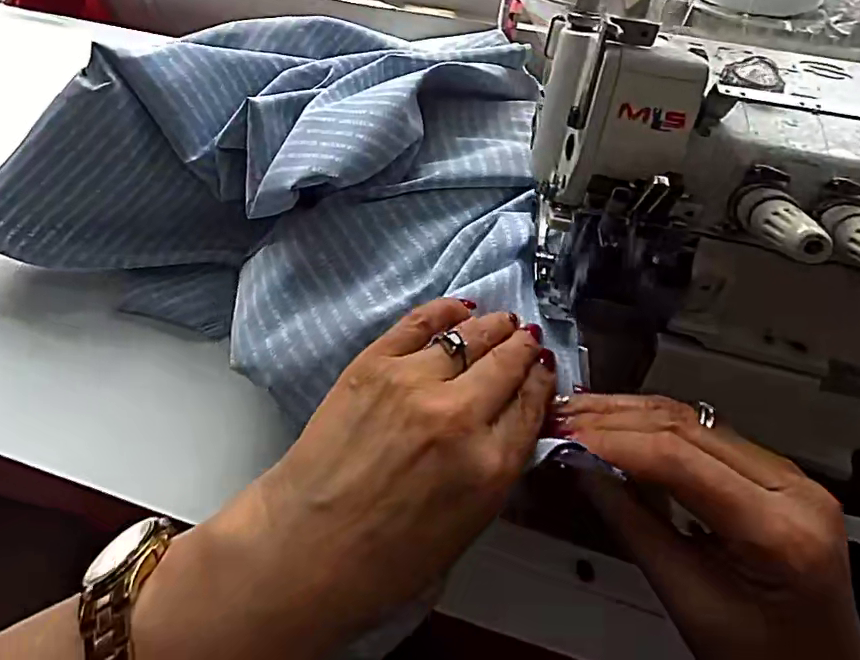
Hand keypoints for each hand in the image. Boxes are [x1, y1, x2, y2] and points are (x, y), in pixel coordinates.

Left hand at [132, 298, 556, 658]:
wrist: (315, 536)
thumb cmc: (392, 551)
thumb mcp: (470, 521)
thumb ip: (495, 465)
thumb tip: (508, 421)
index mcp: (490, 465)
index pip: (530, 406)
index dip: (541, 382)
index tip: (544, 366)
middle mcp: (457, 414)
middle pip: (504, 365)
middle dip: (521, 347)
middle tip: (527, 335)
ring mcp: (411, 382)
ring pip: (464, 338)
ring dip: (489, 327)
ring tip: (499, 320)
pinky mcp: (372, 363)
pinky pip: (416, 324)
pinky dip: (442, 311)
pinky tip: (458, 308)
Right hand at [559, 394, 859, 659]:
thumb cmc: (767, 656)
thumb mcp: (687, 596)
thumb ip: (629, 522)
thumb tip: (578, 463)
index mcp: (785, 529)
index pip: (678, 458)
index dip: (611, 441)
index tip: (562, 437)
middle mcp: (794, 488)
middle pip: (681, 426)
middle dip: (609, 419)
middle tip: (557, 419)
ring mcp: (783, 474)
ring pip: (684, 417)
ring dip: (621, 413)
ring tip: (572, 414)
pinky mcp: (763, 469)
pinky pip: (694, 430)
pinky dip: (643, 424)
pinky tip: (608, 425)